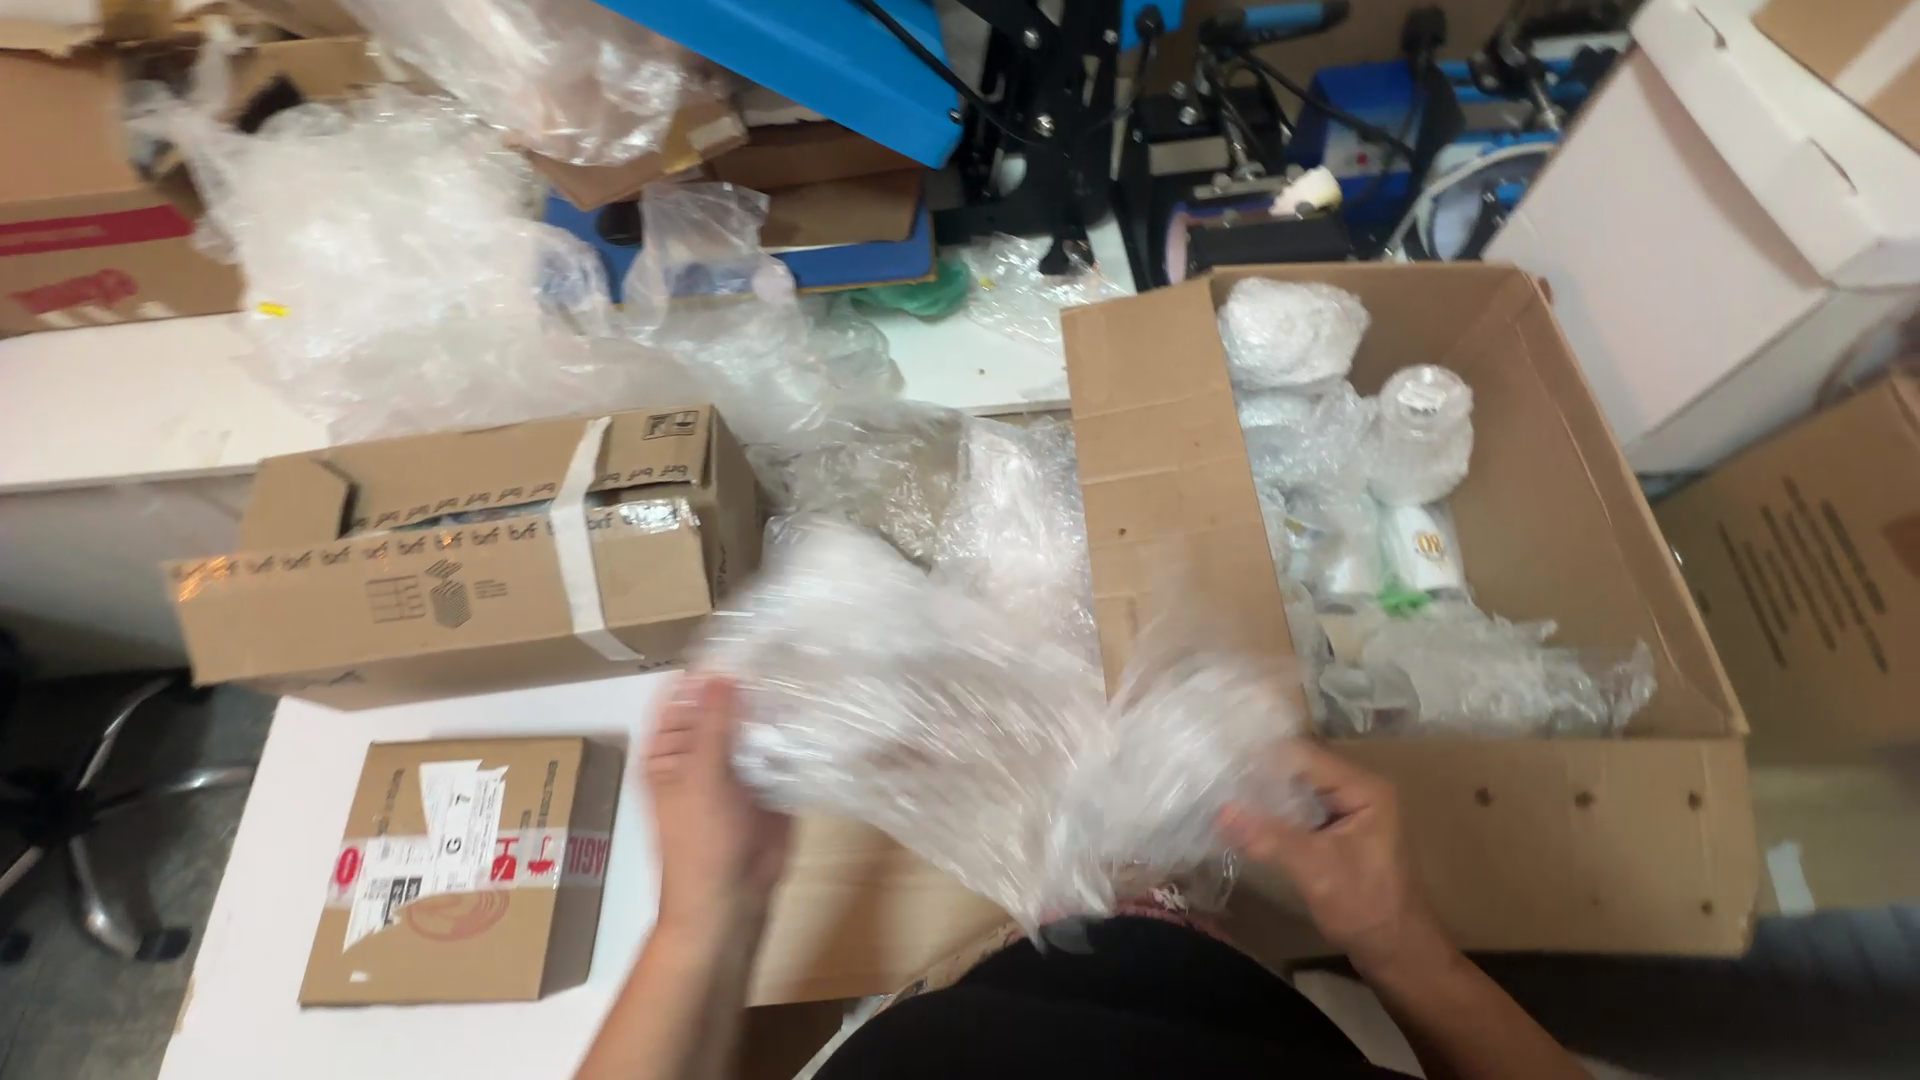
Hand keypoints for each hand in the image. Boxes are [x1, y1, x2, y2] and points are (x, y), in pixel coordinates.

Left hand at [643, 674, 791, 934]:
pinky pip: (778, 746)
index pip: (682, 694)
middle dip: (746, 683)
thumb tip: (723, 672)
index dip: (705, 669)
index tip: (738, 641)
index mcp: (668, 749)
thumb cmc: (701, 839)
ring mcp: (735, 765)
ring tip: (801, 669)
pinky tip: (812, 706)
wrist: (731, 896)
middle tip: (780, 648)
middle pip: (722, 705)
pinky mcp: (766, 779)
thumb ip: (714, 722)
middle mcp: (700, 750)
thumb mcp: (701, 776)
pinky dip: (791, 730)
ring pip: (753, 723)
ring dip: (772, 705)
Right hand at [1219, 742, 1454, 980]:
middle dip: (1256, 774)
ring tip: (1218, 792)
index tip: (1220, 763)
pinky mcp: (1332, 827)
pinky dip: (1269, 811)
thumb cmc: (1368, 910)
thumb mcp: (1317, 871)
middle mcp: (1355, 787)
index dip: (1260, 758)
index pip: (1302, 756)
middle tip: (1213, 777)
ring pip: (1291, 787)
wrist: (1398, 956)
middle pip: (1295, 767)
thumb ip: (1269, 838)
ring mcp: (1344, 807)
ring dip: (1259, 793)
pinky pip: (1294, 807)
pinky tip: (1240, 815)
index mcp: (1363, 787)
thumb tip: (1219, 812)